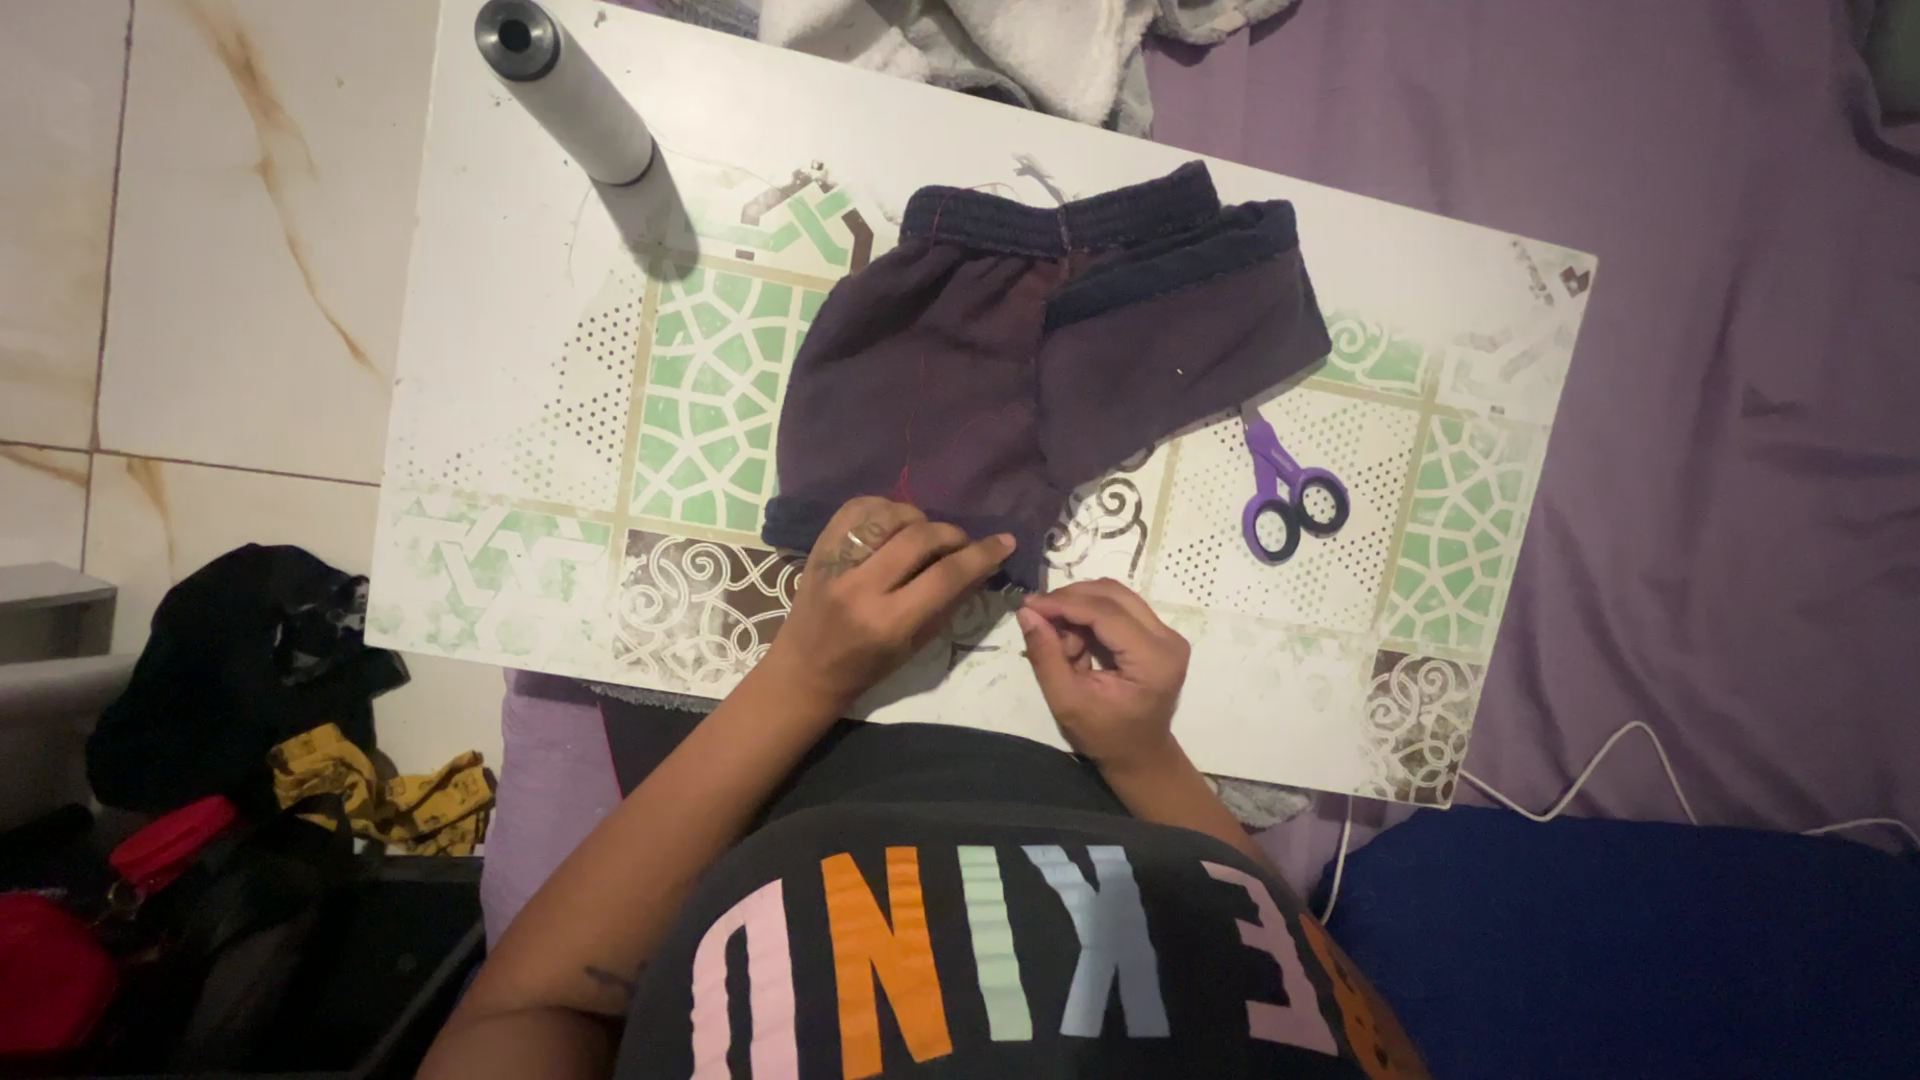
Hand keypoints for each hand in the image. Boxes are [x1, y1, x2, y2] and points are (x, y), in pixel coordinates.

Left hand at [762, 496, 1013, 712]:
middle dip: (951, 534)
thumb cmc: (866, 668)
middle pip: (919, 538)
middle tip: (960, 543)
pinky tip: (893, 522)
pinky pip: (855, 508)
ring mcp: (835, 563)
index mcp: (888, 622)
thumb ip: (949, 603)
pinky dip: (882, 508)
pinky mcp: (819, 548)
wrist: (804, 670)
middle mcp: (860, 588)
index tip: (1004, 542)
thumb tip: (983, 565)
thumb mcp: (915, 646)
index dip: (981, 554)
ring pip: (888, 515)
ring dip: (917, 518)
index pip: (945, 575)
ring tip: (924, 533)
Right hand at [1016, 579, 1190, 774]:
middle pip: (1112, 594)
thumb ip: (1046, 656)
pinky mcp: (1159, 633)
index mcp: (1152, 660)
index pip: (1105, 613)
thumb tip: (1026, 613)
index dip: (1063, 603)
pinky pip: (1119, 607)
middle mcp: (1167, 639)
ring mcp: (1166, 634)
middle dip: (1069, 600)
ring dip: (1079, 607)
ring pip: (1115, 595)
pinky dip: (1090, 616)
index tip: (1028, 605)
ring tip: (1060, 640)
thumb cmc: (1105, 735)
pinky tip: (1076, 642)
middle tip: (1037, 617)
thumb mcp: (1067, 701)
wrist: (1140, 754)